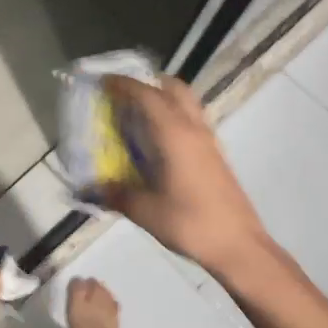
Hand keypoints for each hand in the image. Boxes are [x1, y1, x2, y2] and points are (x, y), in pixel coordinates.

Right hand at [101, 75, 278, 286]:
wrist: (239, 246)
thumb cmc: (190, 223)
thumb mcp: (144, 211)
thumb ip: (114, 194)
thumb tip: (88, 188)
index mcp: (174, 135)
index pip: (147, 96)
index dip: (123, 84)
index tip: (102, 82)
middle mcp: (193, 130)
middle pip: (173, 89)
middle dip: (147, 84)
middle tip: (122, 94)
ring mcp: (208, 141)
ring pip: (186, 103)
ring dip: (162, 99)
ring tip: (136, 114)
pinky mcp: (215, 155)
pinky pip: (191, 121)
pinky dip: (172, 117)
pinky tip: (156, 141)